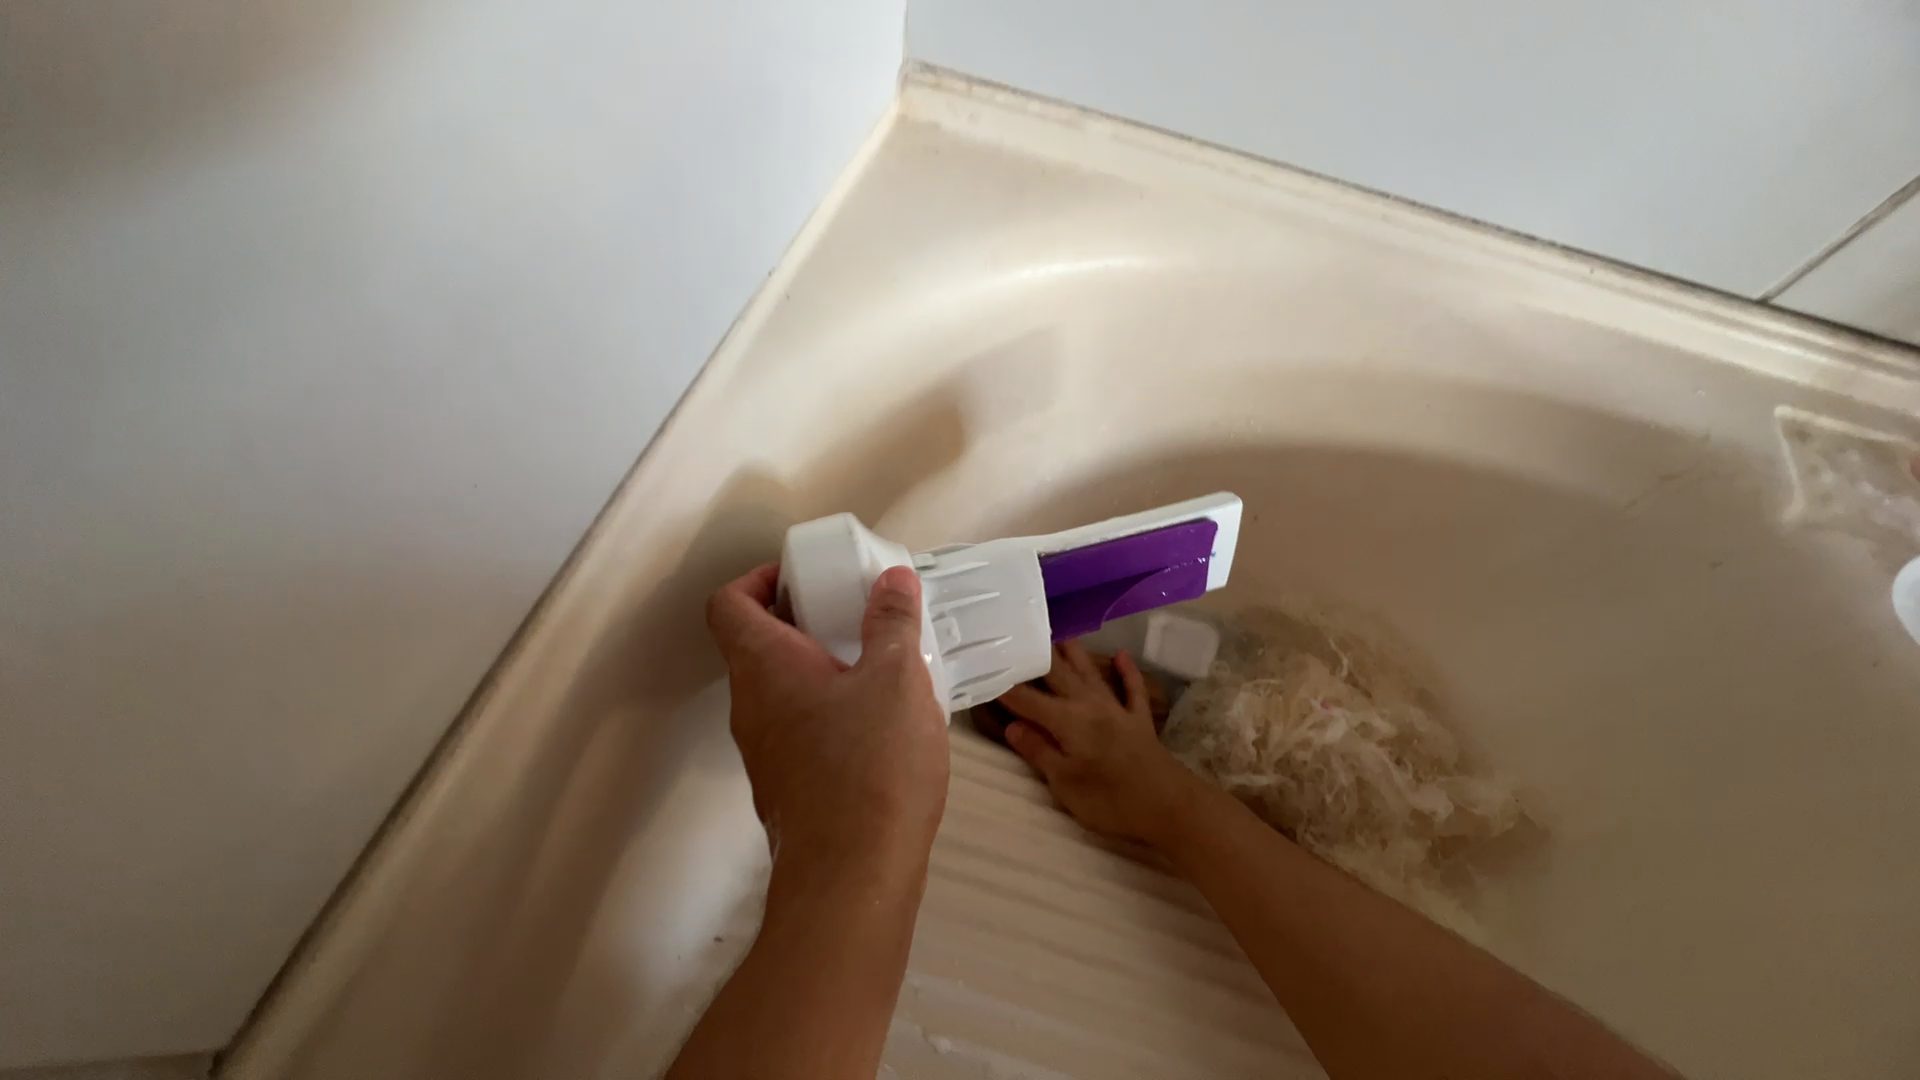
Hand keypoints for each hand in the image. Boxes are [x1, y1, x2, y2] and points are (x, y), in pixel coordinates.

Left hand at [706, 563, 949, 879]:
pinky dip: (830, 707)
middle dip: (804, 618)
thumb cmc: (872, 767)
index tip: (806, 576)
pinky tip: (880, 720)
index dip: (758, 578)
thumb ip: (893, 623)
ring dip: (821, 665)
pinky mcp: (789, 788)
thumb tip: (891, 579)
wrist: (855, 882)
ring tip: (877, 663)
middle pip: (757, 644)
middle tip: (856, 612)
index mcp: (764, 668)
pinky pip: (801, 727)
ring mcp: (766, 753)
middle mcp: (752, 707)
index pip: (728, 604)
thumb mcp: (897, 680)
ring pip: (782, 689)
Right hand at [996, 642, 1205, 846]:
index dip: (1006, 687)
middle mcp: (1089, 706)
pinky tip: (1121, 655)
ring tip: (1059, 634)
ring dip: (1075, 654)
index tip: (986, 670)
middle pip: (1058, 676)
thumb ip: (1039, 751)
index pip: (1028, 700)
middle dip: (1037, 658)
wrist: (1169, 806)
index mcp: (1068, 721)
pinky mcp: (1138, 720)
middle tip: (1019, 637)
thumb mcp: (1065, 784)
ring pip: (1090, 674)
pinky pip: (1131, 689)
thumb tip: (1012, 726)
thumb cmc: (1111, 800)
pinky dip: (1126, 671)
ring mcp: (1116, 710)